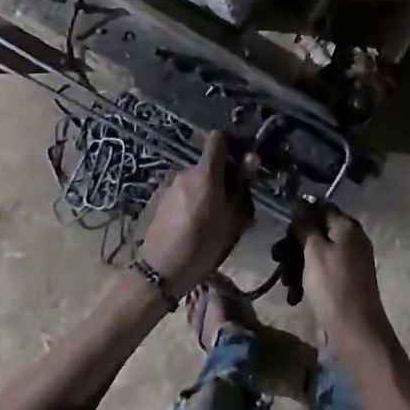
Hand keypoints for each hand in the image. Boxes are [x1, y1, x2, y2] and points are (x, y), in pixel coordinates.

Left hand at [140, 132, 252, 291]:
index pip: (218, 138)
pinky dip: (191, 200)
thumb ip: (241, 185)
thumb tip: (251, 158)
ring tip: (211, 217)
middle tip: (231, 201)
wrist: (160, 271)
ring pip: (195, 179)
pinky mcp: (158, 200)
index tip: (241, 162)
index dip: (231, 145)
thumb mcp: (231, 217)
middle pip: (208, 164)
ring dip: (205, 190)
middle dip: (221, 176)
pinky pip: (183, 192)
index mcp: (205, 173)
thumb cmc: (202, 244)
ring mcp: (169, 186)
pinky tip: (192, 224)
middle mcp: (185, 172)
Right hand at [297, 205, 393, 356]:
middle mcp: (350, 240)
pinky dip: (306, 280)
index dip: (301, 215)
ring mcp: (347, 262)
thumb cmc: (332, 287)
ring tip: (285, 283)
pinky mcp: (342, 282)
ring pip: (315, 254)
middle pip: (316, 232)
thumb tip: (298, 201)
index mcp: (347, 227)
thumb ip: (305, 225)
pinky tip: (294, 296)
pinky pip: (320, 272)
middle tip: (277, 259)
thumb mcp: (314, 252)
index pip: (321, 207)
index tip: (283, 230)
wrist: (354, 331)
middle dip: (294, 245)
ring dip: (296, 266)